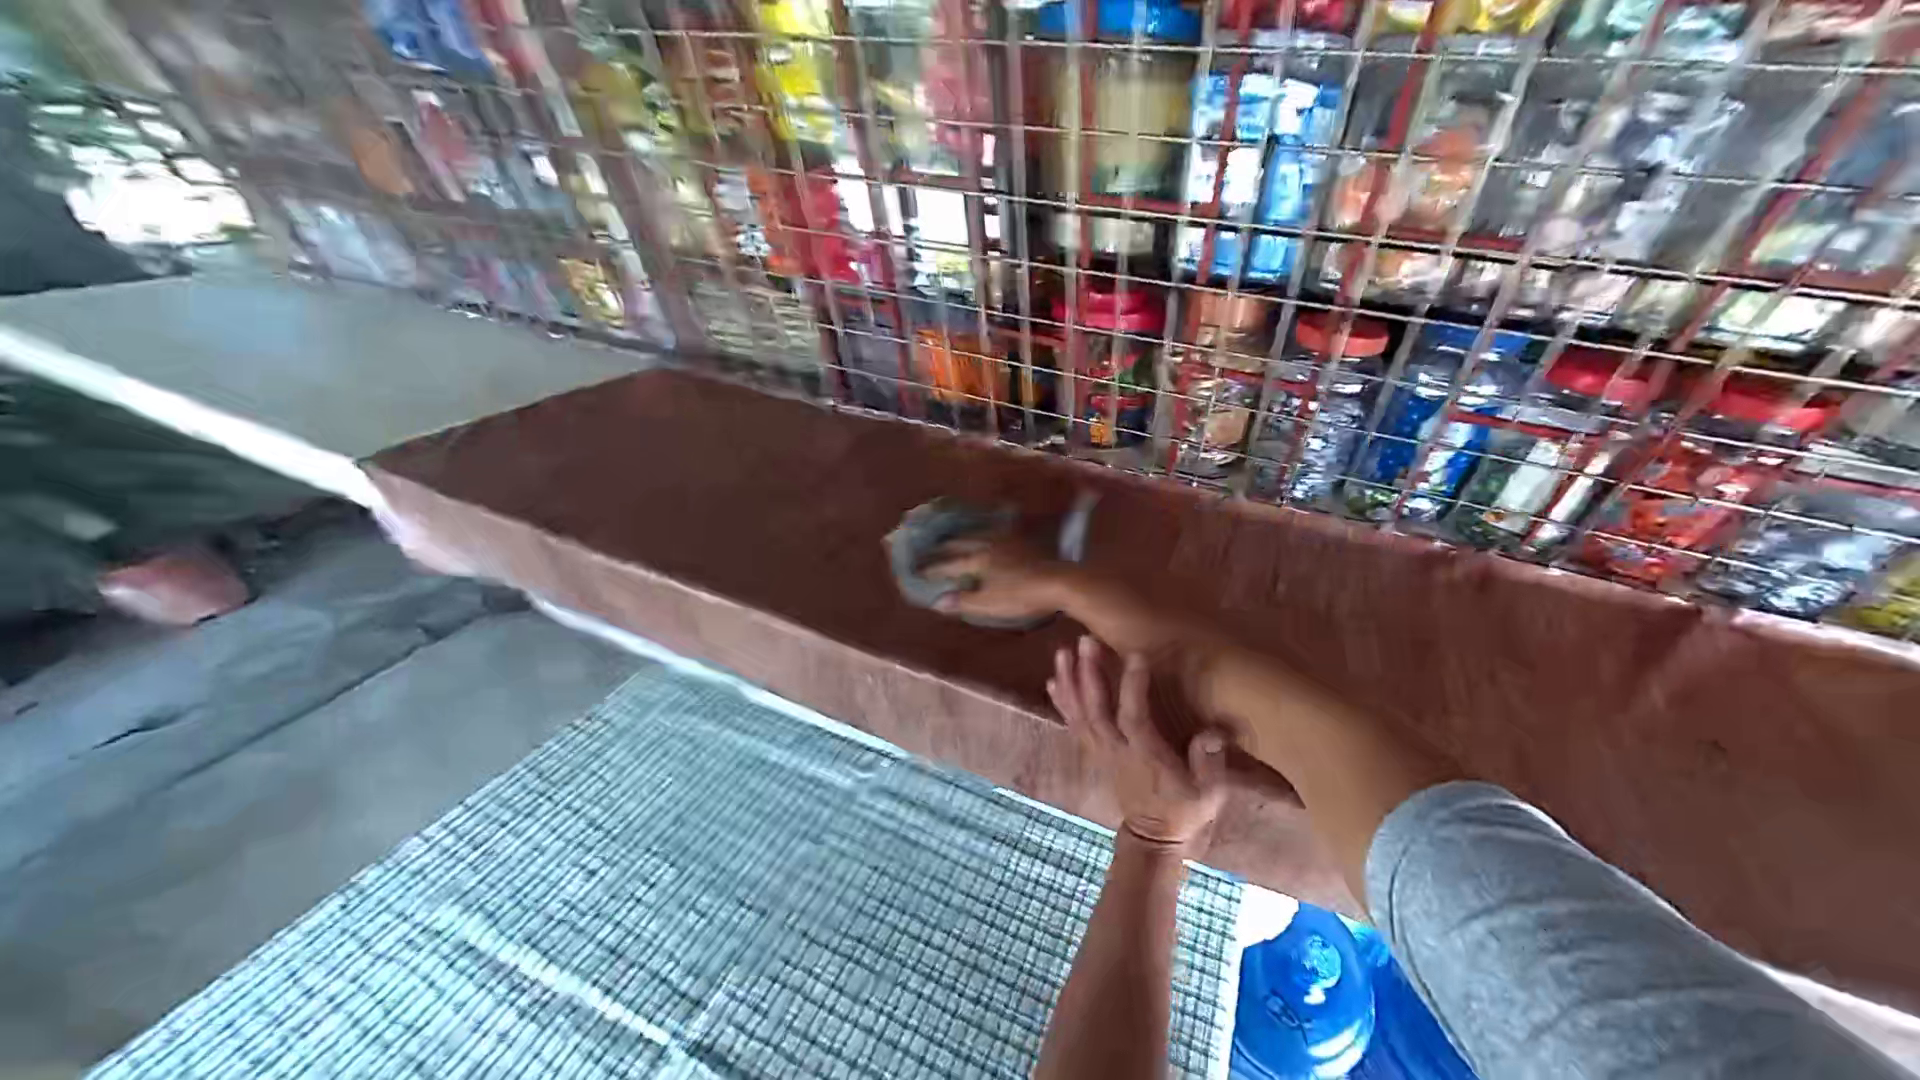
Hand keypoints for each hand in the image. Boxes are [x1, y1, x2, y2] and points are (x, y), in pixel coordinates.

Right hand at [920, 536, 1072, 623]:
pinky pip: (994, 528)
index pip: (947, 564)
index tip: (916, 570)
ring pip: (976, 532)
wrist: (1058, 580)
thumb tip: (938, 602)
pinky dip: (982, 530)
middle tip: (927, 549)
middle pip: (958, 542)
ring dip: (960, 534)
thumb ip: (964, 601)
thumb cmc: (1021, 596)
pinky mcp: (1020, 538)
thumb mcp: (990, 603)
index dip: (931, 568)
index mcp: (977, 560)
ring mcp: (1005, 538)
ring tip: (950, 536)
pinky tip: (985, 531)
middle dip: (941, 547)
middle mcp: (987, 543)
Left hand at [1050, 635, 1227, 850]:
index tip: (1134, 655)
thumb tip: (1213, 734)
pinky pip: (1073, 724)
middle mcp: (1116, 750)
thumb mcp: (1208, 793)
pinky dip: (1061, 702)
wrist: (1155, 837)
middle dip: (1089, 674)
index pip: (1134, 717)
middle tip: (1085, 641)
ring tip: (1061, 652)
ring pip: (1079, 714)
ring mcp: (1100, 751)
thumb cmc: (1185, 808)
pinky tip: (1052, 680)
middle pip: (1096, 709)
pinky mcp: (1093, 752)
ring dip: (1069, 682)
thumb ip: (1209, 763)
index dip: (1132, 687)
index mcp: (1145, 755)